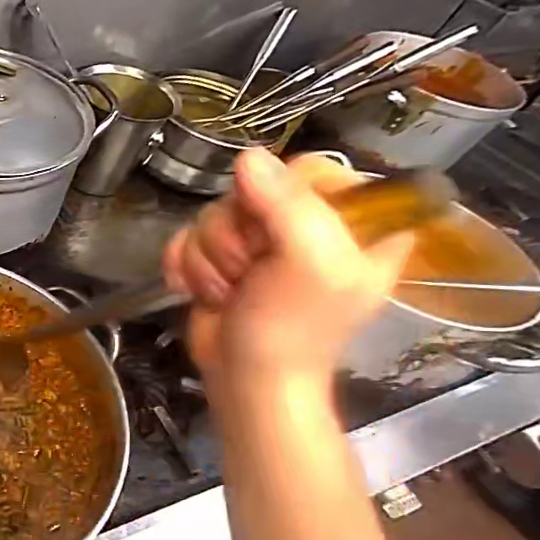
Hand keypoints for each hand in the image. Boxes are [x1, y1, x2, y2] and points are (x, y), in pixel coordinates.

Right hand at [163, 149, 411, 386]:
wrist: (246, 382)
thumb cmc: (291, 331)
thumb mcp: (310, 263)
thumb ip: (288, 204)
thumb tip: (246, 157)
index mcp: (356, 220)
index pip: (309, 168)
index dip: (280, 196)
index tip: (278, 236)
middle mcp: (306, 224)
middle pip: (249, 190)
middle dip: (235, 237)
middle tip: (250, 273)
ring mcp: (257, 242)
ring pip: (211, 214)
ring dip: (208, 258)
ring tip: (227, 292)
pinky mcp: (218, 258)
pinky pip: (186, 235)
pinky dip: (184, 264)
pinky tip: (194, 290)